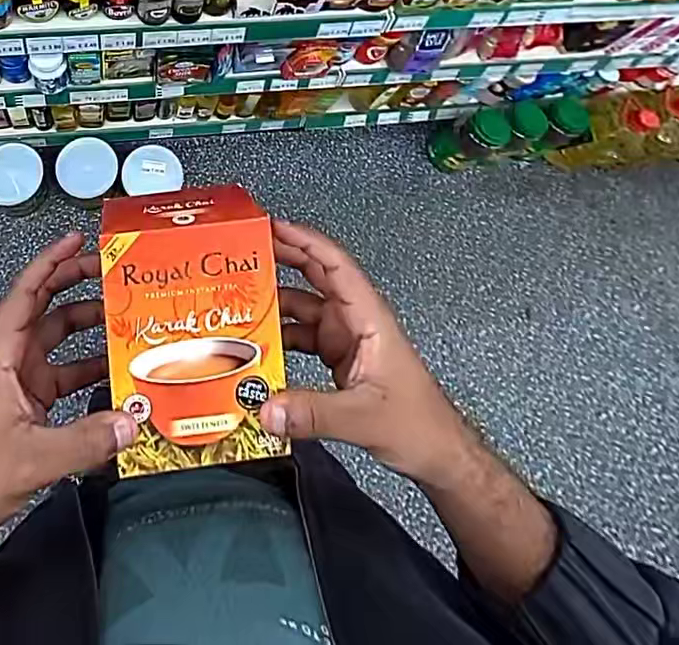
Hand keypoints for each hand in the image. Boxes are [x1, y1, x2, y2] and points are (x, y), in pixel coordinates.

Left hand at [0, 233, 135, 549]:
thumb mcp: (36, 457)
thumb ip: (89, 439)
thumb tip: (133, 420)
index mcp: (0, 356)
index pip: (25, 294)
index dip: (50, 262)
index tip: (75, 241)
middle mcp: (11, 358)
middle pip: (45, 304)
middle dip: (75, 281)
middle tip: (110, 268)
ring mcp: (22, 377)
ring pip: (59, 334)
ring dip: (89, 321)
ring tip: (123, 312)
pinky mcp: (32, 397)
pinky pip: (67, 366)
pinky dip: (91, 361)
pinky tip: (117, 366)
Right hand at [262, 220, 480, 486]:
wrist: (437, 451)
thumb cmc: (419, 424)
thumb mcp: (364, 418)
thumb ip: (313, 413)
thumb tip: (267, 406)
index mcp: (369, 317)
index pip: (335, 264)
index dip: (305, 240)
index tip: (276, 227)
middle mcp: (356, 320)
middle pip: (316, 275)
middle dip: (283, 258)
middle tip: (248, 249)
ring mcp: (346, 338)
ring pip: (305, 307)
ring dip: (275, 302)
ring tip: (241, 300)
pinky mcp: (339, 357)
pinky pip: (302, 336)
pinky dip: (280, 336)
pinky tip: (258, 345)